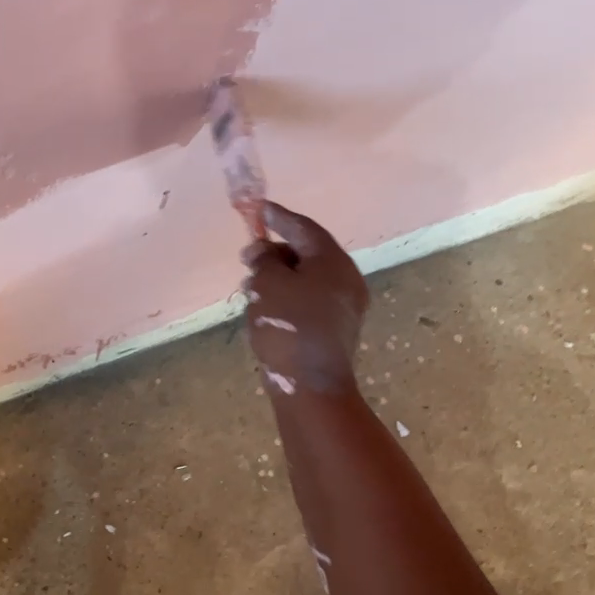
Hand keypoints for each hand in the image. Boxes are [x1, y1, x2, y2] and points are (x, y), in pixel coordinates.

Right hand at [242, 202, 368, 395]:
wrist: (311, 384)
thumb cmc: (288, 325)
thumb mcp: (267, 283)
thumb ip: (263, 259)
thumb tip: (264, 251)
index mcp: (333, 261)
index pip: (304, 228)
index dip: (278, 217)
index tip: (259, 210)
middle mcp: (346, 279)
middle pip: (309, 253)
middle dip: (277, 251)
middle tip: (248, 256)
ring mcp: (345, 306)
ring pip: (308, 277)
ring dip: (280, 275)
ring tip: (252, 283)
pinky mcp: (335, 328)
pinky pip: (310, 298)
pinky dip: (288, 293)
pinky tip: (267, 304)